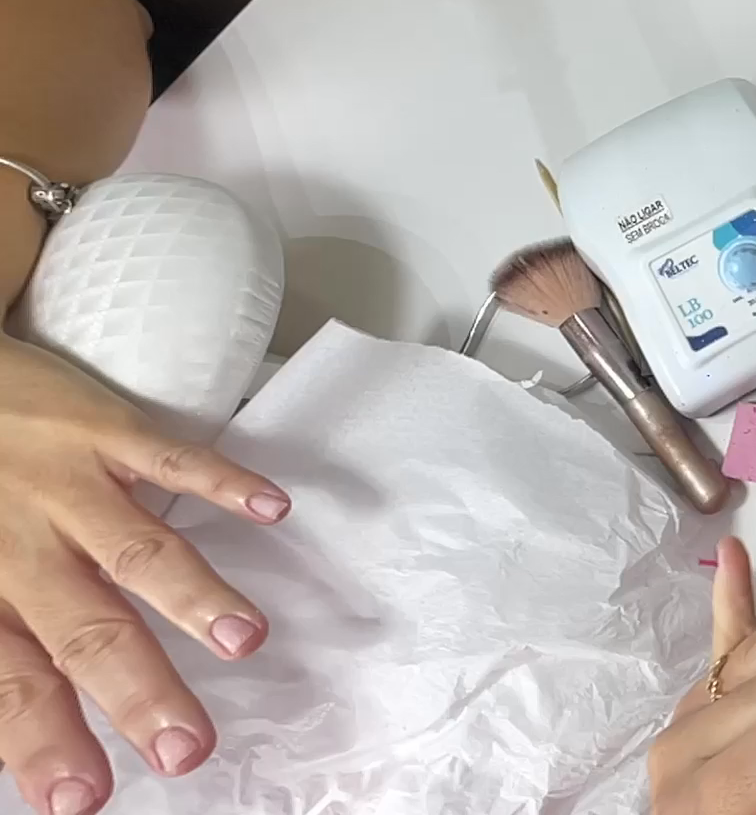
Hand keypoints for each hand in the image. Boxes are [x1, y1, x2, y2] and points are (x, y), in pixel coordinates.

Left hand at [0, 334, 288, 814]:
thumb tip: (21, 700)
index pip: (10, 684)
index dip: (46, 743)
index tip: (90, 797)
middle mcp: (14, 549)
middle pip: (81, 634)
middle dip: (137, 694)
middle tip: (188, 745)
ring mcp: (64, 486)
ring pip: (134, 552)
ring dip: (194, 597)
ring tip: (248, 640)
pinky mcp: (107, 432)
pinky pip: (174, 457)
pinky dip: (224, 482)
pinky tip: (273, 508)